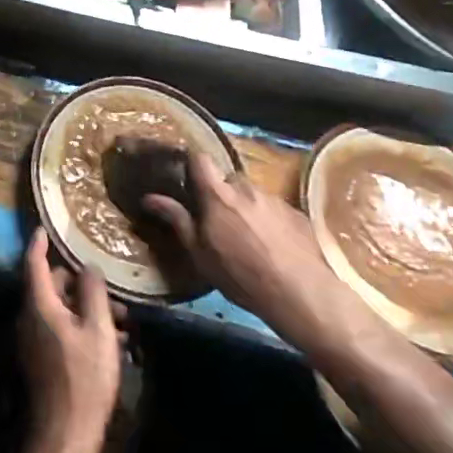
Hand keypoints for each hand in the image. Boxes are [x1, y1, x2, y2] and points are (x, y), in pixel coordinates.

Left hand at [17, 232, 123, 452]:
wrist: (66, 432)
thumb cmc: (84, 377)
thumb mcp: (98, 330)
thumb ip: (93, 293)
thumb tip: (87, 267)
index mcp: (38, 305)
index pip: (34, 263)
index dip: (39, 243)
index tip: (45, 227)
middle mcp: (29, 318)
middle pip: (52, 287)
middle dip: (82, 286)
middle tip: (115, 297)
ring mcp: (33, 339)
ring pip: (60, 310)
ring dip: (88, 310)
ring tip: (123, 325)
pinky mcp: (41, 358)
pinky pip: (60, 329)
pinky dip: (82, 327)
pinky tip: (111, 344)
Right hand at [141, 155, 353, 349]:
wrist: (302, 293)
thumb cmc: (240, 274)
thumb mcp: (199, 252)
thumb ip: (177, 219)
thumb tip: (149, 197)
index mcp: (218, 195)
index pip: (200, 159)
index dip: (192, 163)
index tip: (185, 176)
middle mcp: (247, 189)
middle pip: (228, 178)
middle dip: (220, 192)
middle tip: (217, 219)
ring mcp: (275, 201)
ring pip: (252, 195)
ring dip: (245, 208)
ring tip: (247, 237)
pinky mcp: (298, 215)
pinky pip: (274, 210)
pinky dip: (268, 221)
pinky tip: (272, 246)